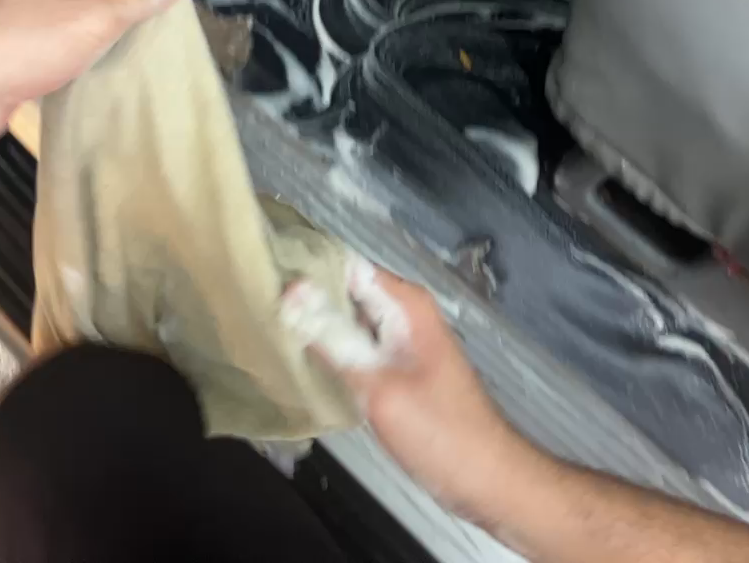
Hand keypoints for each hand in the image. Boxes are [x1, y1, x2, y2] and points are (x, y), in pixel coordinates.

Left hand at [0, 0, 201, 145]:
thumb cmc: (24, 43)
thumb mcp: (98, 16)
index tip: (177, 0)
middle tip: (163, 29)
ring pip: (98, 0)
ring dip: (117, 23)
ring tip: (140, 47)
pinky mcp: (34, 24)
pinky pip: (78, 22)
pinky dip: (95, 38)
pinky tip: (109, 59)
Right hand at [285, 261, 527, 515]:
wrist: (489, 483)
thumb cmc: (440, 432)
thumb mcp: (378, 387)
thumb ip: (333, 339)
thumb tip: (290, 293)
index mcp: (405, 302)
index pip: (345, 264)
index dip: (305, 268)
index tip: (264, 277)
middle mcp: (403, 310)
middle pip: (344, 288)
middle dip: (305, 297)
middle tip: (259, 306)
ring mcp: (401, 338)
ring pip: (348, 317)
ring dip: (315, 323)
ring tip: (269, 326)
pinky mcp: (397, 364)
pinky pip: (356, 342)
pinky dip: (331, 347)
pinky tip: (299, 357)